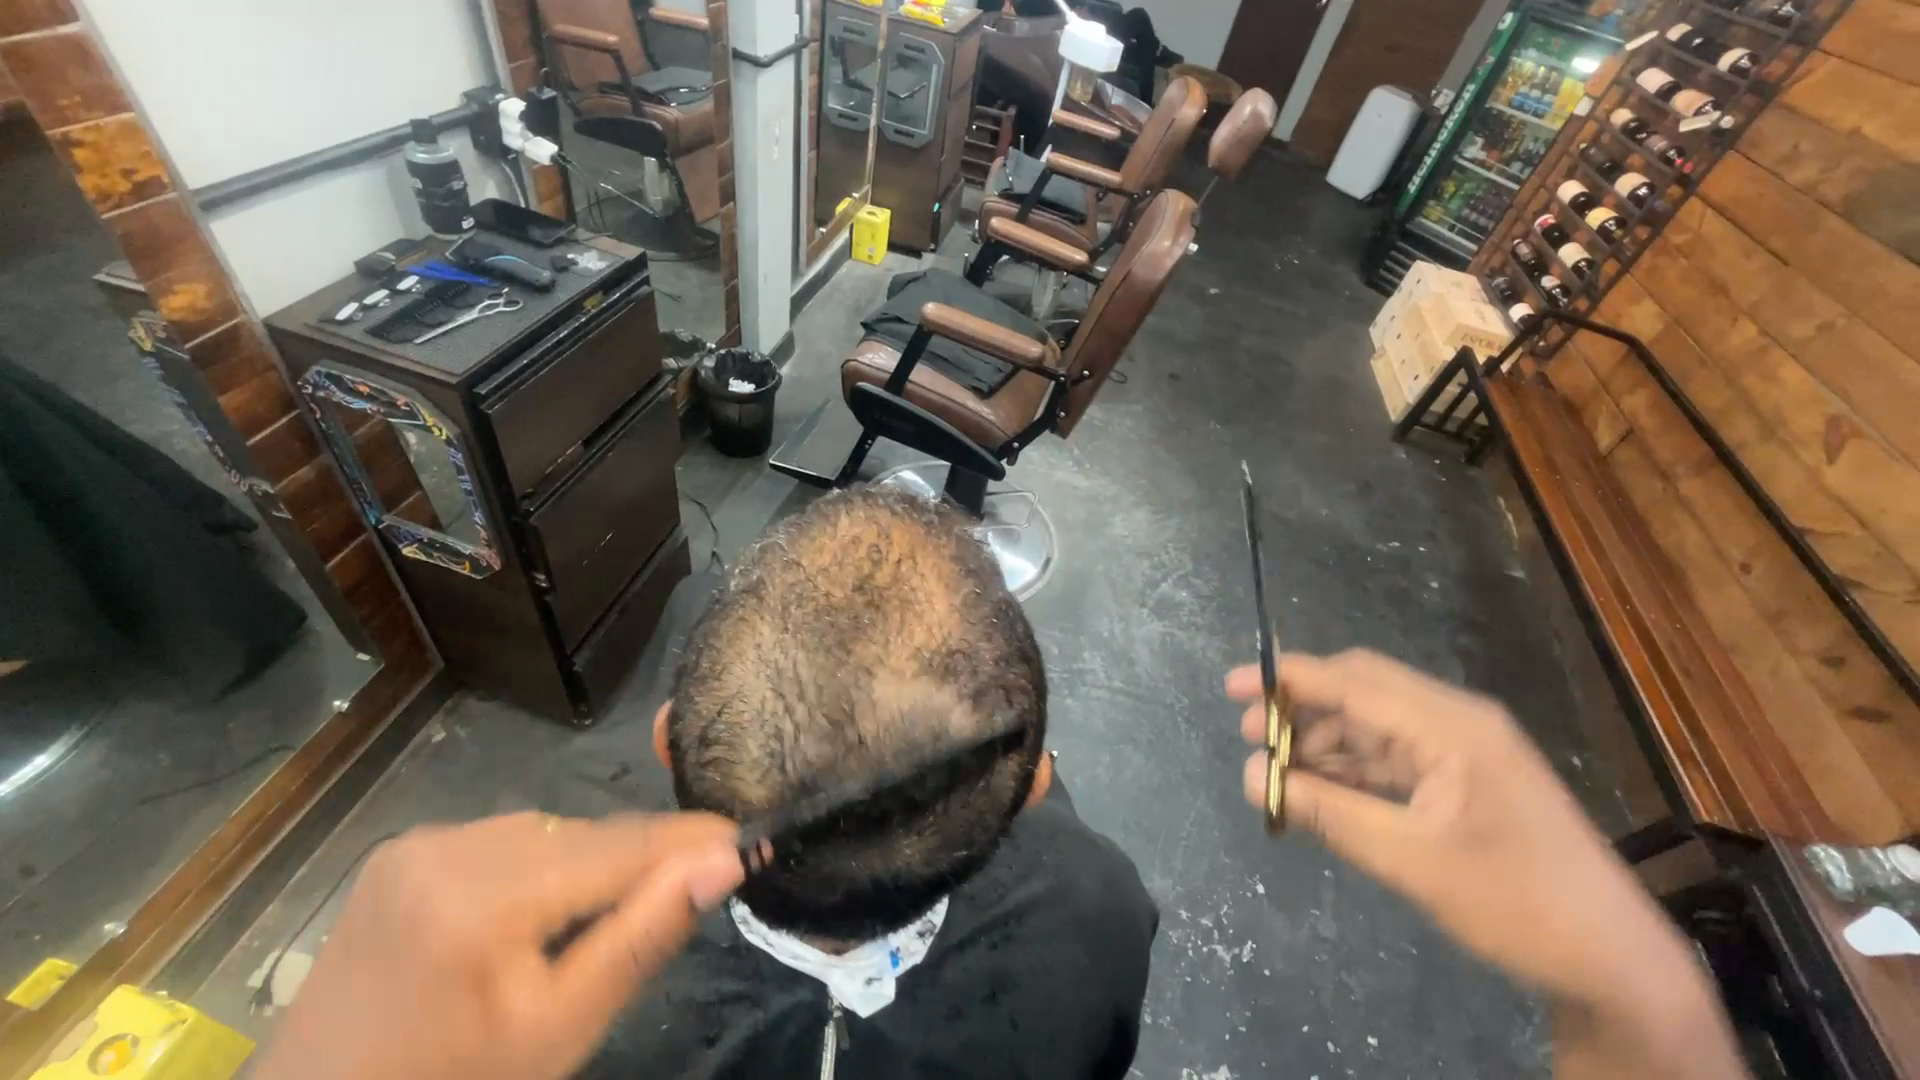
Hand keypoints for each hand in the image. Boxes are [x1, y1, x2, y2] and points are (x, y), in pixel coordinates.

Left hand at [252, 812, 743, 1079]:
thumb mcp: (562, 1029)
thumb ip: (645, 936)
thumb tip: (723, 861)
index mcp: (485, 897)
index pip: (620, 847)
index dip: (689, 840)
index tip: (748, 836)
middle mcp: (449, 845)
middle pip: (585, 834)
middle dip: (641, 857)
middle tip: (691, 885)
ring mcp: (419, 843)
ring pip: (549, 831)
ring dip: (592, 860)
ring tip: (609, 911)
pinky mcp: (402, 850)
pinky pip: (505, 839)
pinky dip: (542, 863)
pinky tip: (540, 908)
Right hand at [1228, 652, 1723, 1036]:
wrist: (1613, 961)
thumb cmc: (1513, 902)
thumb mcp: (1408, 859)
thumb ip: (1327, 811)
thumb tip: (1254, 776)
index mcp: (1451, 727)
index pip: (1353, 682)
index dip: (1288, 679)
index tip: (1233, 686)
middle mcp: (1457, 722)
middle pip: (1362, 690)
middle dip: (1301, 706)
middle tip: (1249, 733)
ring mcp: (1464, 750)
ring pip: (1374, 724)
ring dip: (1323, 741)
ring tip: (1277, 770)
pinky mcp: (1465, 779)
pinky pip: (1393, 755)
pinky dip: (1351, 767)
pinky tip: (1318, 788)